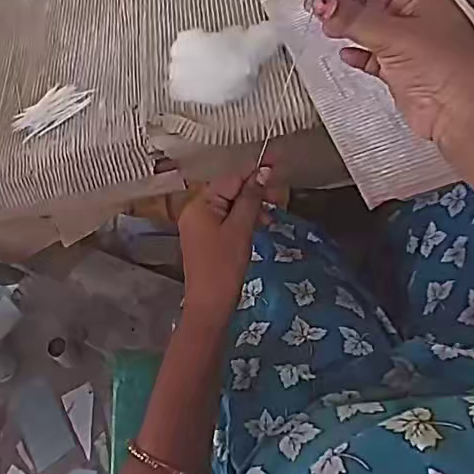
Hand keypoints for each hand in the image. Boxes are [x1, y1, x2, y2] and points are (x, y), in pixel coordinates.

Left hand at [179, 165, 269, 321]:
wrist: (210, 303)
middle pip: (229, 190)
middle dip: (254, 192)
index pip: (230, 179)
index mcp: (199, 205)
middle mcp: (194, 211)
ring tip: (271, 216)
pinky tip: (259, 225)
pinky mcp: (205, 238)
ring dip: (251, 206)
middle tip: (279, 200)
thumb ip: (251, 198)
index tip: (278, 169)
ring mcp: (198, 225)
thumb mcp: (241, 228)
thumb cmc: (224, 266)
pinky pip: (226, 220)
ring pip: (230, 206)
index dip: (254, 174)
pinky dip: (243, 220)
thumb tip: (263, 173)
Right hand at [310, 0, 473, 144]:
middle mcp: (417, 20)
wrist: (460, 111)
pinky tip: (347, 55)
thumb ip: (355, 20)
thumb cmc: (450, 70)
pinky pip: (374, 57)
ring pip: (371, 32)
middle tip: (321, 13)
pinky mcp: (402, 71)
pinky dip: (358, 55)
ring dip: (349, 31)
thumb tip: (327, 6)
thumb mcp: (394, 35)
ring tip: (329, 29)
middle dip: (345, 8)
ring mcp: (410, 46)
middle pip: (372, 6)